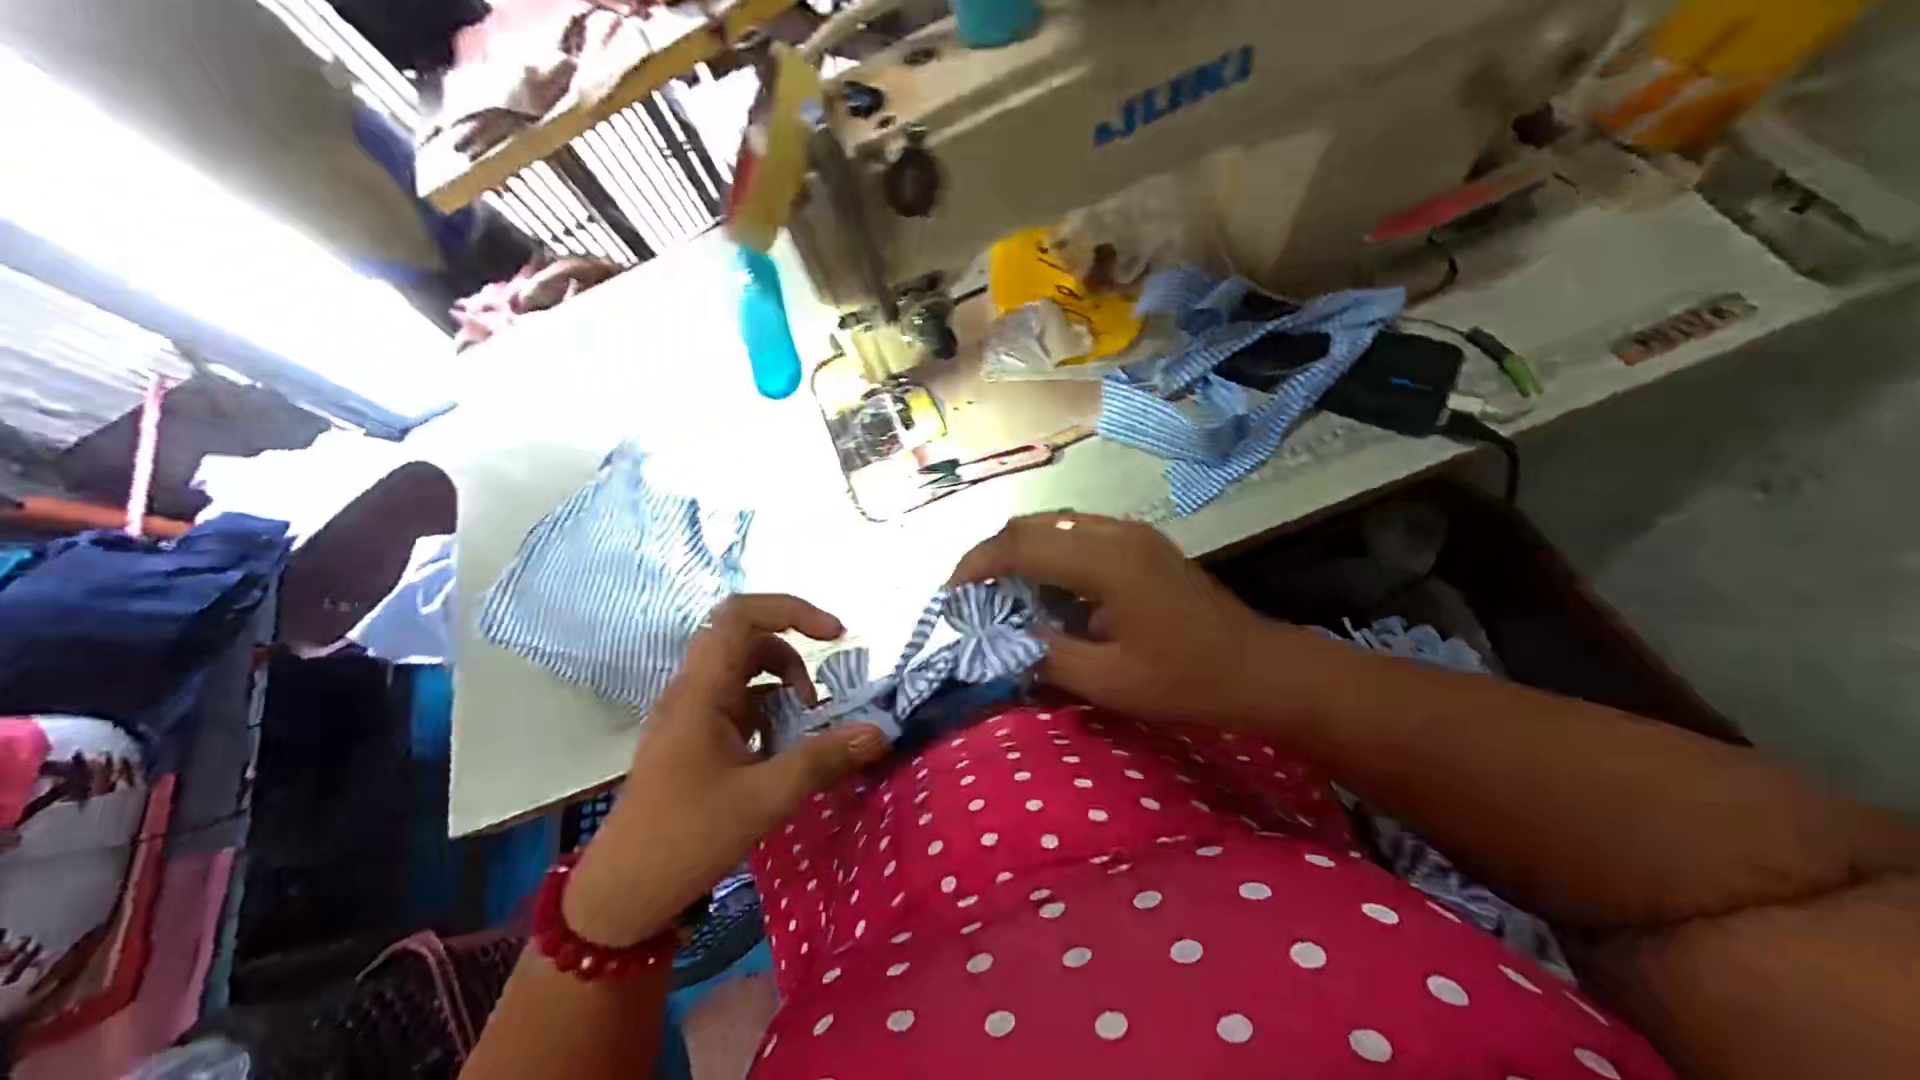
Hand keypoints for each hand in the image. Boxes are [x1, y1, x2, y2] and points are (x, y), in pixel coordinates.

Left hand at [562, 595, 888, 945]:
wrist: (622, 893)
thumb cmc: (686, 838)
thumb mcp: (764, 799)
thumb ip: (823, 760)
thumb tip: (878, 733)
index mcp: (701, 691)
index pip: (740, 615)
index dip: (791, 610)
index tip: (836, 635)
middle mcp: (694, 691)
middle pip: (747, 638)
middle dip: (795, 650)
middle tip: (828, 680)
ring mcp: (692, 714)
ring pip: (745, 670)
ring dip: (784, 680)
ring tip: (810, 717)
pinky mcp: (696, 737)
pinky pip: (740, 701)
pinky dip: (772, 708)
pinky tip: (788, 743)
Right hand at [952, 513, 1329, 729]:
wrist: (1259, 670)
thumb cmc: (1185, 681)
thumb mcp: (1107, 681)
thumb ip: (1046, 653)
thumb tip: (1003, 637)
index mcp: (1106, 561)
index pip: (1021, 545)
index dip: (976, 565)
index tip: (949, 594)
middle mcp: (1115, 532)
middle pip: (1033, 524)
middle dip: (992, 553)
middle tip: (969, 592)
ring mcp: (1132, 533)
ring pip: (1055, 524)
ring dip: (1020, 550)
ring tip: (998, 590)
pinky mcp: (1142, 543)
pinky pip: (1078, 533)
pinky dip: (1048, 552)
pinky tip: (1044, 586)